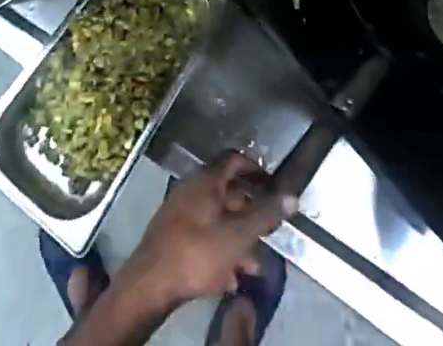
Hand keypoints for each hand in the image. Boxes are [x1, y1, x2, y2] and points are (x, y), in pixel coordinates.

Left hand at [63, 153, 294, 345]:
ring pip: (218, 218)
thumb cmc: (197, 252)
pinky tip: (229, 278)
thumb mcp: (238, 236)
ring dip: (238, 239)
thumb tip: (292, 196)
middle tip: (269, 233)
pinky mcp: (174, 234)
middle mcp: (192, 189)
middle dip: (251, 214)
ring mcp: (181, 211)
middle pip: (228, 192)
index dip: (256, 169)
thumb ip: (265, 215)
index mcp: (206, 181)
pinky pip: (204, 235)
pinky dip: (220, 250)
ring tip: (253, 267)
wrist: (151, 282)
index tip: (274, 186)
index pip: (234, 159)